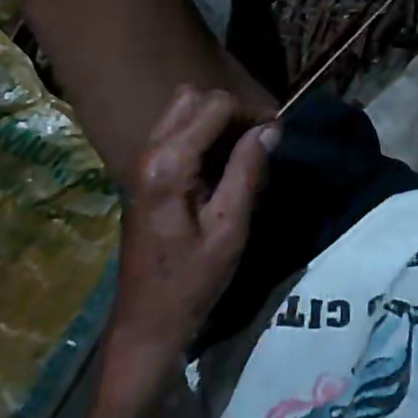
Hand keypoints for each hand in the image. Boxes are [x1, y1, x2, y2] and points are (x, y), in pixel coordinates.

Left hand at [109, 86, 276, 360]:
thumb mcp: (229, 229)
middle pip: (193, 97)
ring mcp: (141, 159)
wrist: (146, 320)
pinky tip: (220, 163)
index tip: (276, 135)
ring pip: (180, 109)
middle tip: (258, 142)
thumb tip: (271, 128)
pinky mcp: (143, 171)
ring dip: (214, 120)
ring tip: (242, 151)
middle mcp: (149, 151)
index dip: (250, 113)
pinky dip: (200, 132)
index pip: (215, 107)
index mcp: (169, 164)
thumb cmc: (190, 281)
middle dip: (230, 111)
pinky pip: (173, 130)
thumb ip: (247, 171)